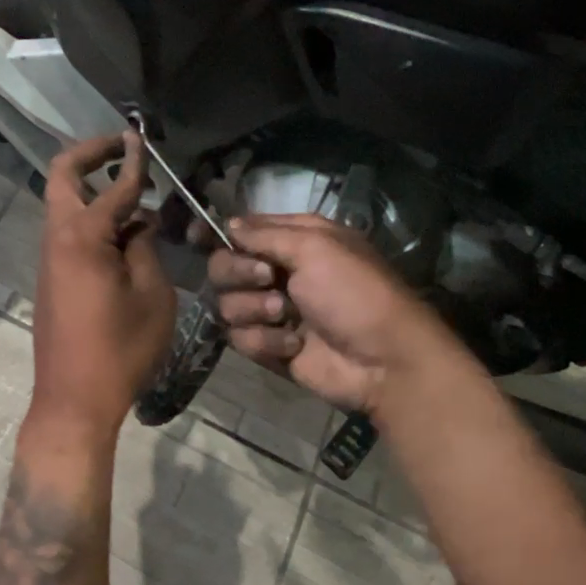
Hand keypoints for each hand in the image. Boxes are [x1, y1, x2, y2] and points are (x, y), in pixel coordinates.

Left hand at [29, 131, 177, 436]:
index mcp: (82, 236)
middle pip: (63, 176)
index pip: (113, 186)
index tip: (142, 136)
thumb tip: (138, 221)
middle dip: (91, 153)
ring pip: (62, 202)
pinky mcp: (51, 276)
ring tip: (133, 190)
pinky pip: (68, 229)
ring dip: (91, 185)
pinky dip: (90, 214)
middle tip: (122, 147)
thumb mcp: (152, 294)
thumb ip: (145, 246)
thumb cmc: (121, 348)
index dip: (132, 160)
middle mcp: (57, 237)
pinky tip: (122, 230)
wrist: (74, 400)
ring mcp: (49, 257)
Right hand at [209, 214, 457, 413]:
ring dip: (255, 309)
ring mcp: (272, 311)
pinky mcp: (270, 347)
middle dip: (238, 273)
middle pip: (224, 266)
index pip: (242, 230)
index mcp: (294, 240)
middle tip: (267, 279)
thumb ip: (265, 234)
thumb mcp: (315, 248)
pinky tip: (294, 345)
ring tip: (286, 317)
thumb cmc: (354, 292)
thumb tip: (228, 223)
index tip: (201, 237)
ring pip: (228, 303)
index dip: (221, 234)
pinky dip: (266, 341)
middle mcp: (278, 272)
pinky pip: (240, 338)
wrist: (383, 361)